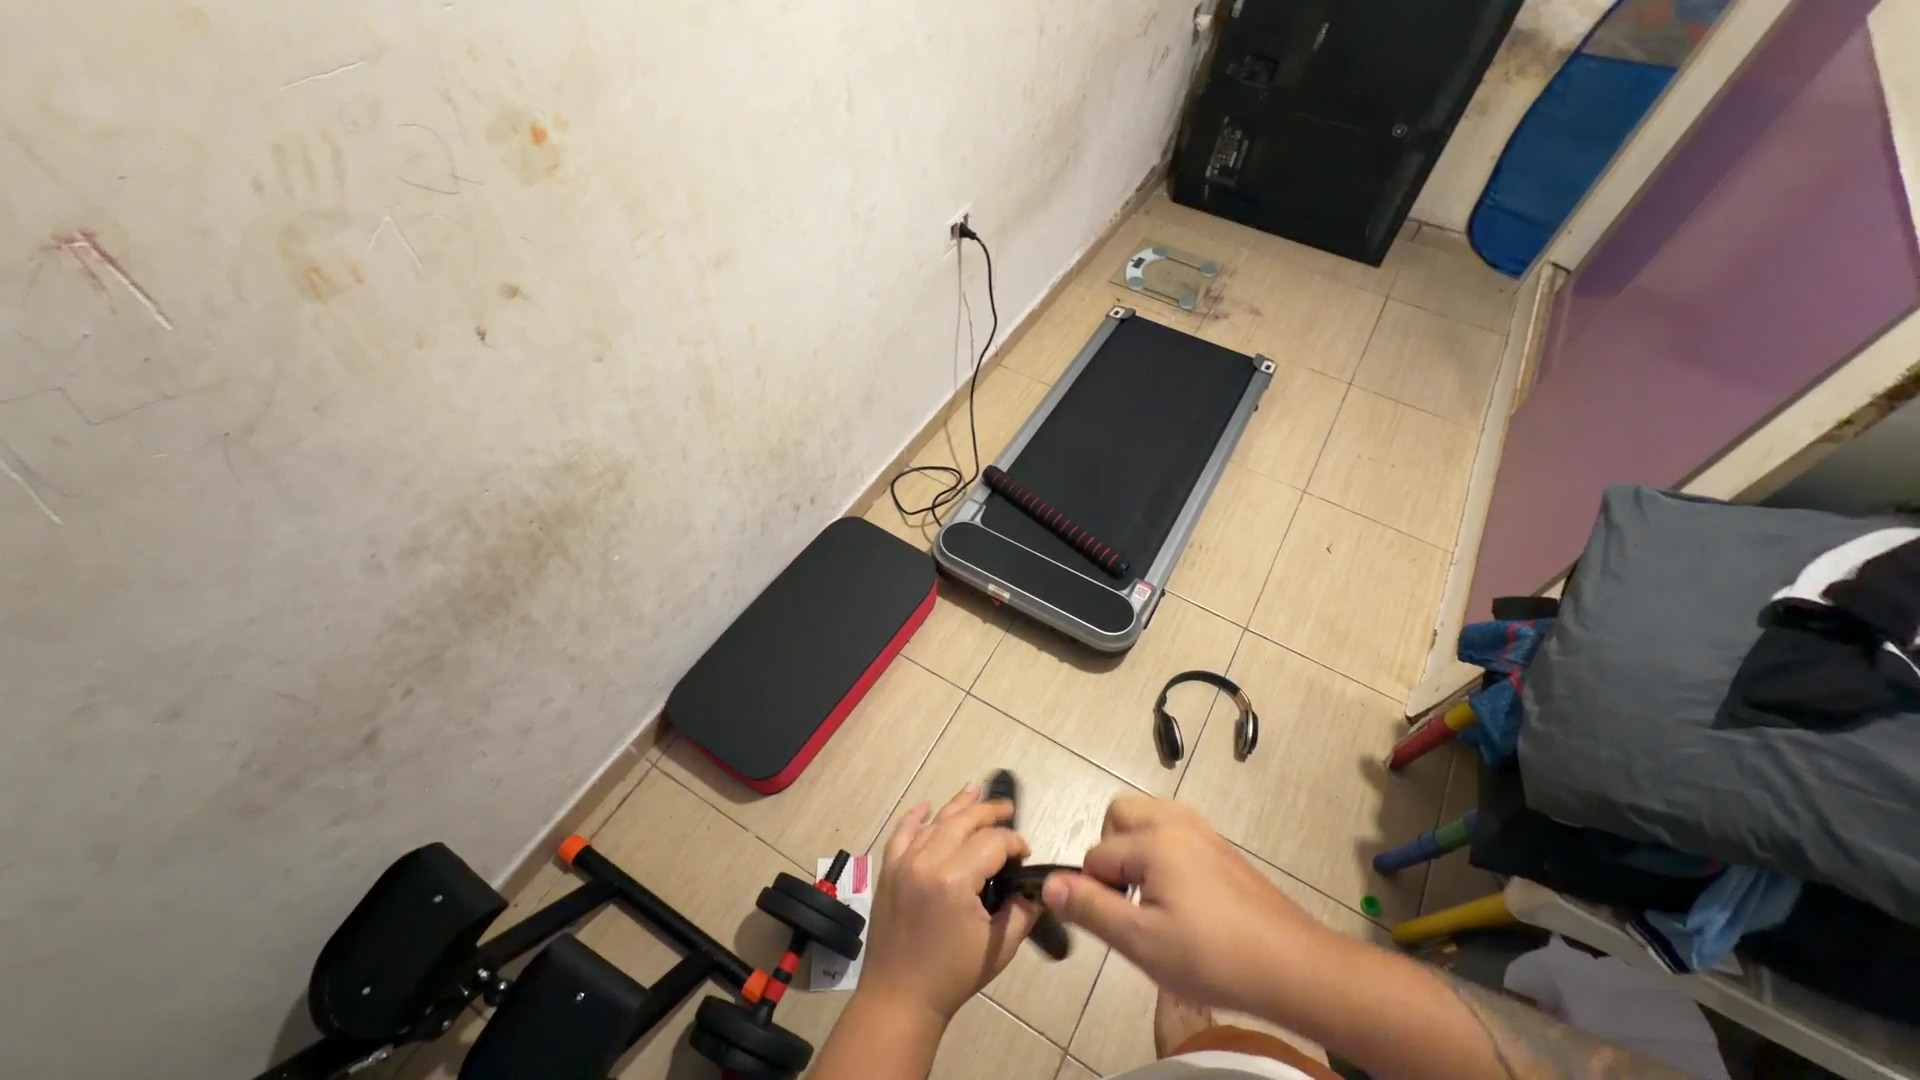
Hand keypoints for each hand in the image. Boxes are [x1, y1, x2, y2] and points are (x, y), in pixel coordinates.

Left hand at [860, 783, 1039, 1021]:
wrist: (899, 997)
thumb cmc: (953, 975)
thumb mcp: (1000, 947)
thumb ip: (1022, 911)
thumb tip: (1035, 888)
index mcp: (955, 880)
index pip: (992, 842)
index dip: (1014, 843)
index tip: (1025, 856)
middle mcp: (926, 862)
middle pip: (963, 821)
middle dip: (990, 812)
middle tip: (1009, 809)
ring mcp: (903, 864)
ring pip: (934, 822)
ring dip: (957, 805)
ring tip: (976, 790)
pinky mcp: (888, 871)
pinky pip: (901, 834)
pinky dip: (914, 817)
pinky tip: (926, 807)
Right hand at [1040, 796, 1346, 1016]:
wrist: (1292, 967)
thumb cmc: (1212, 956)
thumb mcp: (1141, 941)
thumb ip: (1089, 908)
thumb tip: (1047, 883)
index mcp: (1153, 840)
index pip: (1096, 856)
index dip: (1096, 893)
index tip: (1121, 927)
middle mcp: (1176, 821)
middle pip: (1119, 814)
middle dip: (1111, 852)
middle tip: (1128, 900)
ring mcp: (1203, 830)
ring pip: (1148, 816)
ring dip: (1135, 847)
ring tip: (1149, 894)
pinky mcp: (1221, 846)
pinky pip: (1175, 829)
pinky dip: (1163, 850)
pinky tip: (1180, 895)